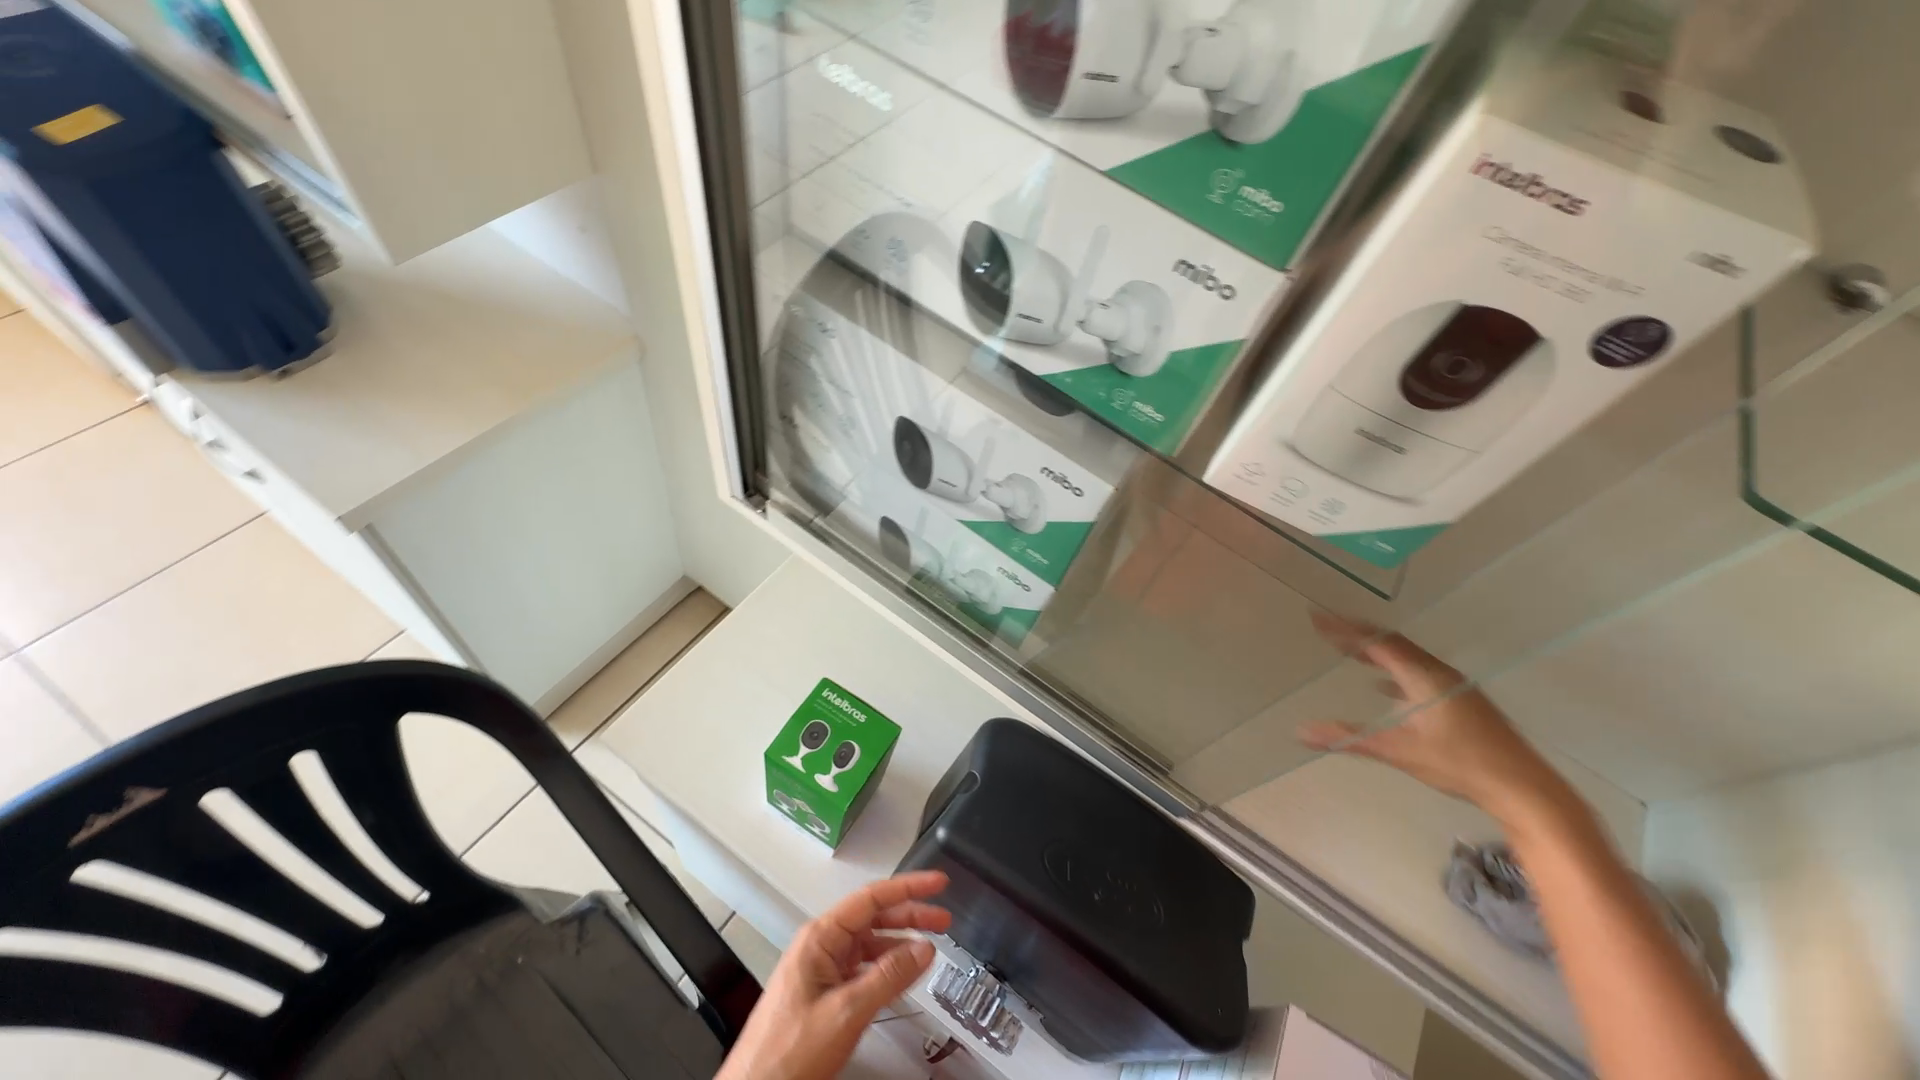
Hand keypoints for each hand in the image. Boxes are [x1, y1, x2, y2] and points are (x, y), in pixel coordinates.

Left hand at [715, 871, 951, 1079]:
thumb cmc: (788, 1052)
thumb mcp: (847, 1011)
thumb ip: (889, 977)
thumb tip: (924, 948)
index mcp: (820, 938)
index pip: (871, 898)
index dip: (908, 888)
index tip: (937, 883)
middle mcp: (820, 946)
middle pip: (873, 917)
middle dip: (911, 913)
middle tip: (944, 918)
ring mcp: (822, 968)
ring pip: (870, 942)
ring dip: (901, 941)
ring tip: (931, 945)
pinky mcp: (825, 990)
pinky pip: (863, 966)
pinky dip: (887, 966)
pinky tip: (904, 973)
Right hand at [1299, 612, 1566, 820]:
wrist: (1522, 788)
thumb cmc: (1461, 765)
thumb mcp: (1400, 751)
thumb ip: (1351, 738)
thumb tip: (1302, 732)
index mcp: (1424, 677)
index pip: (1378, 643)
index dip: (1346, 630)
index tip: (1318, 618)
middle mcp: (1440, 674)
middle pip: (1394, 645)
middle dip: (1359, 637)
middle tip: (1329, 630)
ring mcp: (1454, 688)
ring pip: (1409, 659)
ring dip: (1378, 653)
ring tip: (1351, 652)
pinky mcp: (1462, 703)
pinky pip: (1420, 674)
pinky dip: (1395, 673)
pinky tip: (1385, 688)